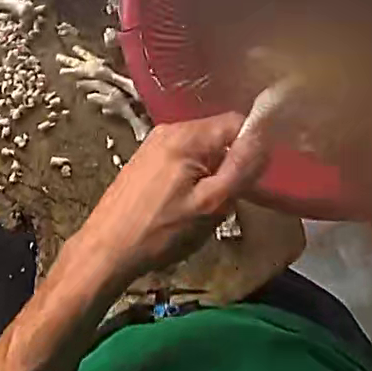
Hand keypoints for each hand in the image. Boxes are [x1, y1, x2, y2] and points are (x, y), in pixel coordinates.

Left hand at [59, 114, 269, 290]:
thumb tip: (264, 138)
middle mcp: (168, 130)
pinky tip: (184, 206)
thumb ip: (241, 168)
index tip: (258, 177)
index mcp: (185, 135)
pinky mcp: (147, 160)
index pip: (237, 122)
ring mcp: (154, 144)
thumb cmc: (160, 230)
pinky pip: (184, 159)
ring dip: (213, 174)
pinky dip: (194, 178)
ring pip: (202, 150)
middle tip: (227, 199)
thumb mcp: (210, 204)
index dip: (255, 146)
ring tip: (204, 207)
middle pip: (219, 135)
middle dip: (232, 164)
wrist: (107, 248)